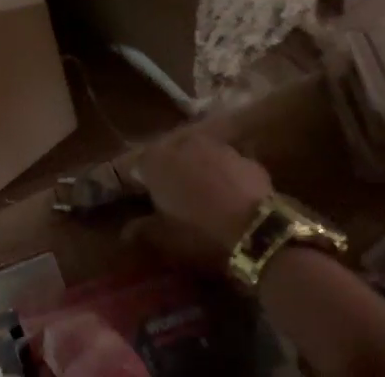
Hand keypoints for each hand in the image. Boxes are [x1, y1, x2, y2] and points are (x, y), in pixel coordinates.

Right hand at [129, 131, 273, 269]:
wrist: (259, 233)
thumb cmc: (200, 233)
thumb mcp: (164, 240)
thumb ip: (141, 231)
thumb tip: (125, 231)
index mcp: (157, 161)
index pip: (138, 166)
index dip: (141, 184)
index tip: (146, 201)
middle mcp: (185, 144)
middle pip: (171, 156)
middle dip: (171, 173)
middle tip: (175, 199)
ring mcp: (219, 148)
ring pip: (201, 157)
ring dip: (200, 172)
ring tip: (205, 199)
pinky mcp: (247, 160)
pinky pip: (229, 167)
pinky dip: (227, 179)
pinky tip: (232, 200)